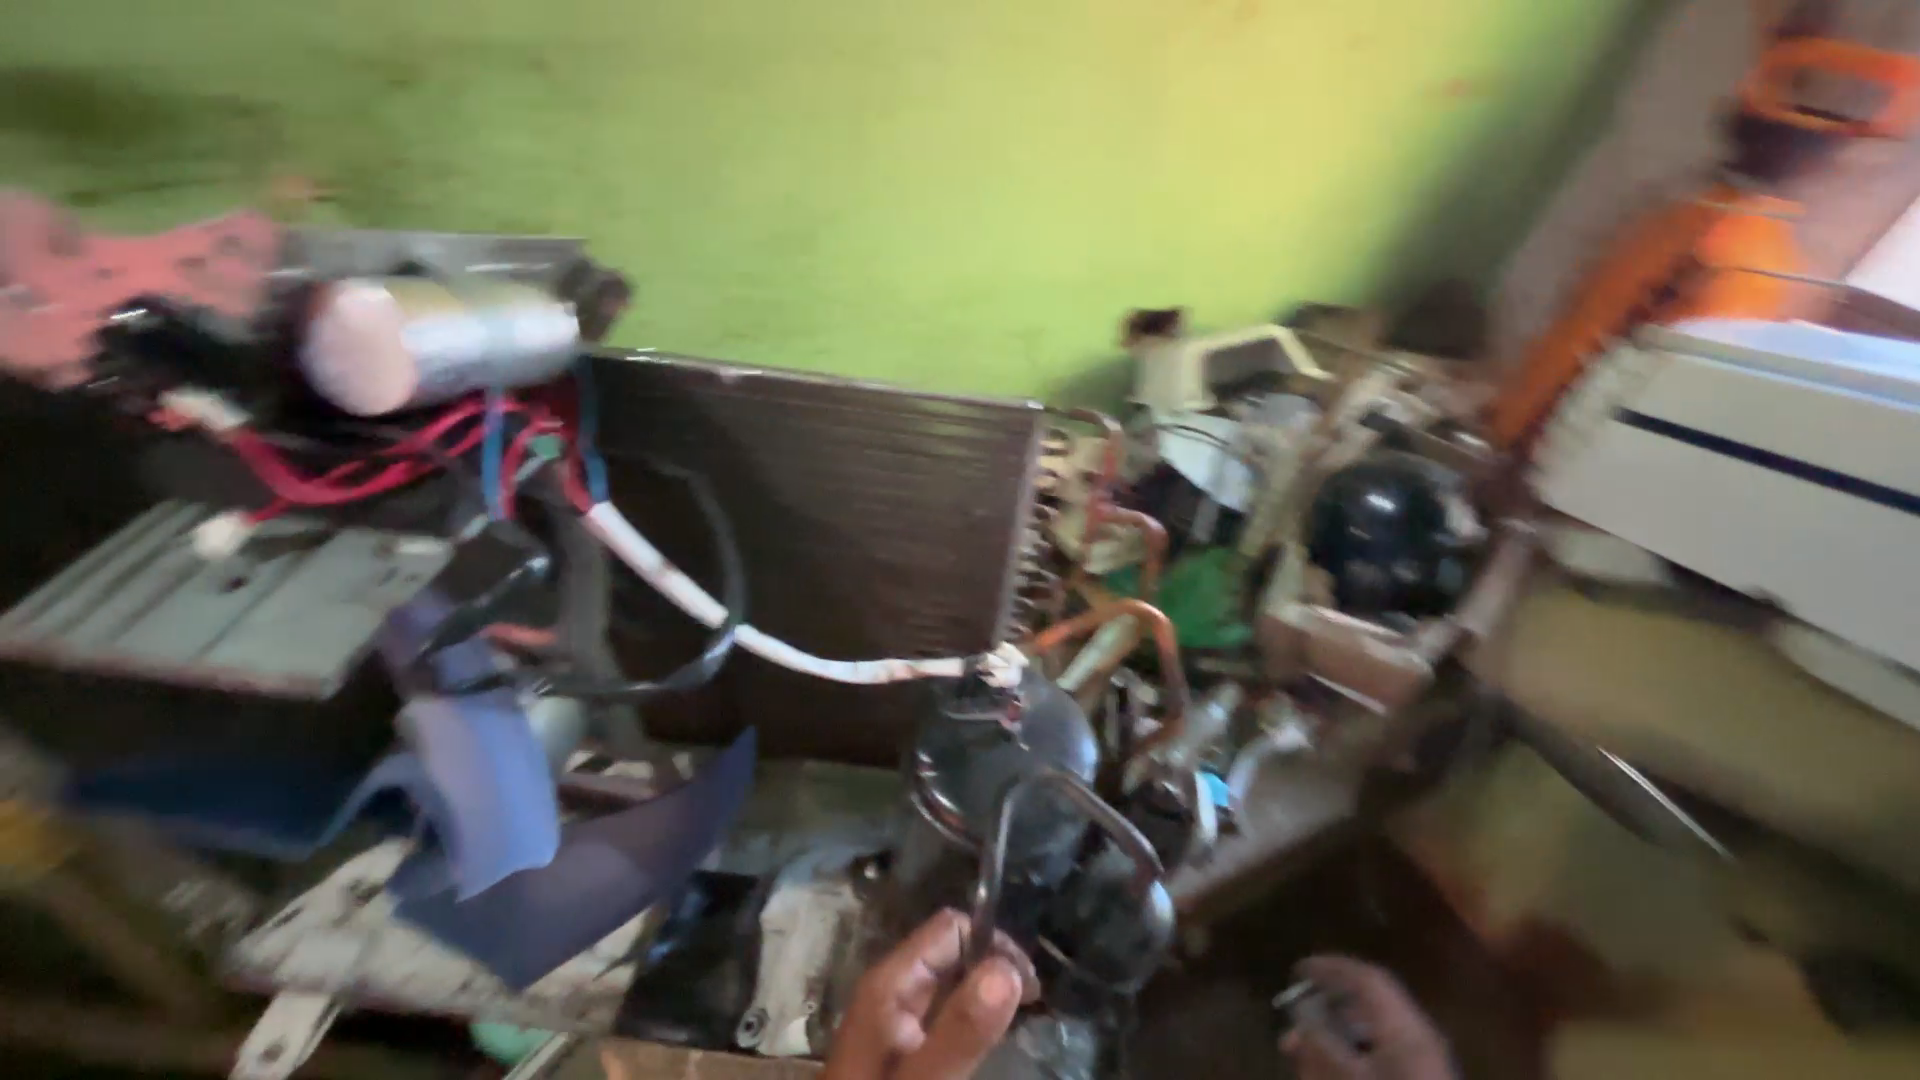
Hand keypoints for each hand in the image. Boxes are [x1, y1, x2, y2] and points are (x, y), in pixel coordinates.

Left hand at [823, 909, 1034, 1079]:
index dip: (993, 946)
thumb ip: (961, 1030)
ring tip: (1018, 1023)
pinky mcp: (898, 1051)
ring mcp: (892, 1021)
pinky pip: (941, 1017)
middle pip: (951, 953)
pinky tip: (987, 1045)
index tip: (1029, 988)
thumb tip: (1008, 970)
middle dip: (993, 969)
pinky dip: (969, 1021)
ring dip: (985, 995)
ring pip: (949, 985)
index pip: (949, 928)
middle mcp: (890, 991)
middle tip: (1031, 1008)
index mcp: (889, 983)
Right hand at [1281, 956, 1453, 1079]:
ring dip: (1333, 1041)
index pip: (1368, 980)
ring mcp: (1424, 1071)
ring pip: (1371, 1041)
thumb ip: (1319, 1042)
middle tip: (1293, 1018)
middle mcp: (1420, 1043)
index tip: (1296, 971)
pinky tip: (1324, 1077)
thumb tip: (1302, 1013)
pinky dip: (1350, 1064)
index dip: (1330, 968)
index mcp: (1408, 1032)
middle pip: (1369, 1011)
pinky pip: (1380, 1066)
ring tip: (1300, 1057)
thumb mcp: (1345, 1078)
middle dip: (1326, 1010)